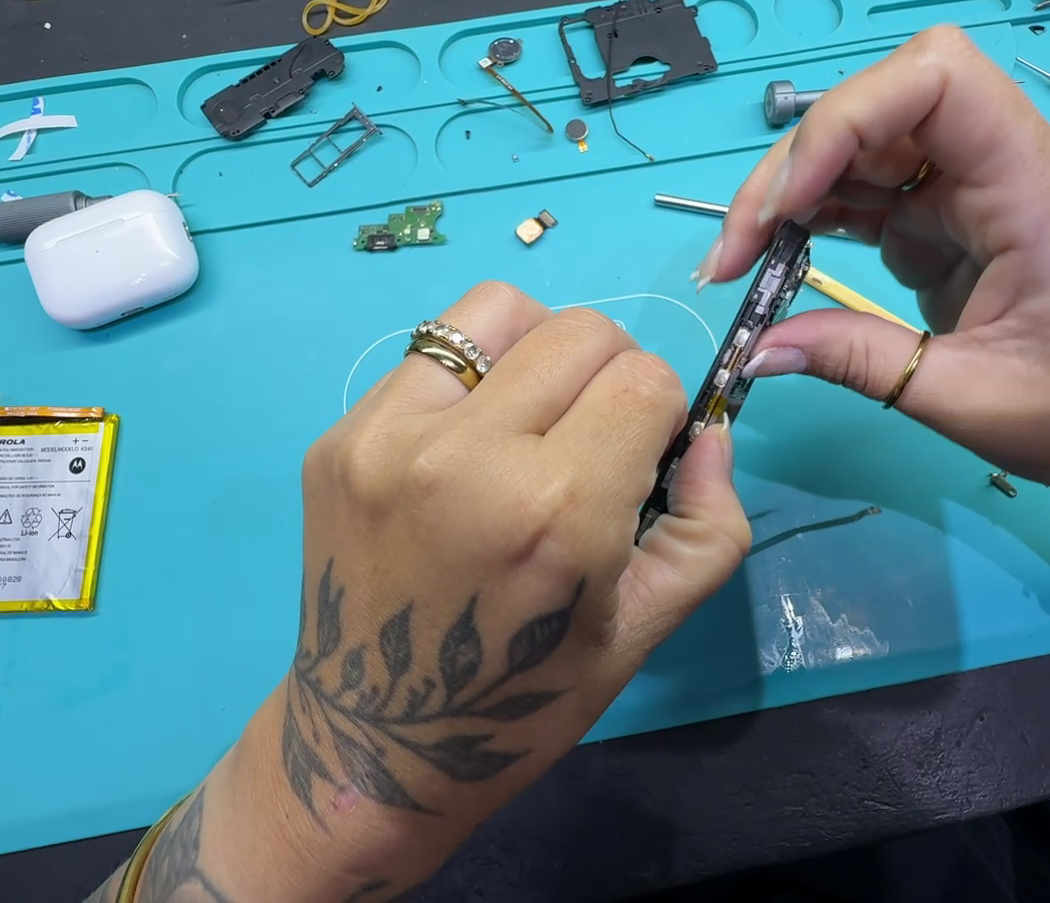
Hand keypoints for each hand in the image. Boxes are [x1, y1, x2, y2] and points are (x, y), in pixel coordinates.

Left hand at [237, 282, 750, 899]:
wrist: (374, 741)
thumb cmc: (524, 699)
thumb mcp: (648, 625)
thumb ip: (710, 519)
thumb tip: (709, 427)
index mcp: (555, 512)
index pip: (645, 381)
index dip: (663, 410)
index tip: (642, 454)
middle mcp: (466, 456)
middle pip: (582, 330)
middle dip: (615, 370)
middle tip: (595, 432)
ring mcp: (387, 437)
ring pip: (501, 308)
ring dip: (542, 347)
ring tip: (533, 411)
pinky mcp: (339, 436)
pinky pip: (432, 350)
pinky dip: (475, 373)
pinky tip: (468, 437)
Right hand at [699, 26, 1049, 503]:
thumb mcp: (969, 397)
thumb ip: (859, 361)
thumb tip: (754, 350)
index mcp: (1033, 185)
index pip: (935, 79)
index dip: (845, 118)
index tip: (787, 206)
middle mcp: (998, 166)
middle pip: (877, 108)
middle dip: (794, 168)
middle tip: (736, 252)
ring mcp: (967, 191)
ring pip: (859, 149)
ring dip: (790, 195)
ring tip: (739, 261)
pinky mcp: (943, 222)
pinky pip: (864, 196)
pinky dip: (812, 220)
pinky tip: (775, 260)